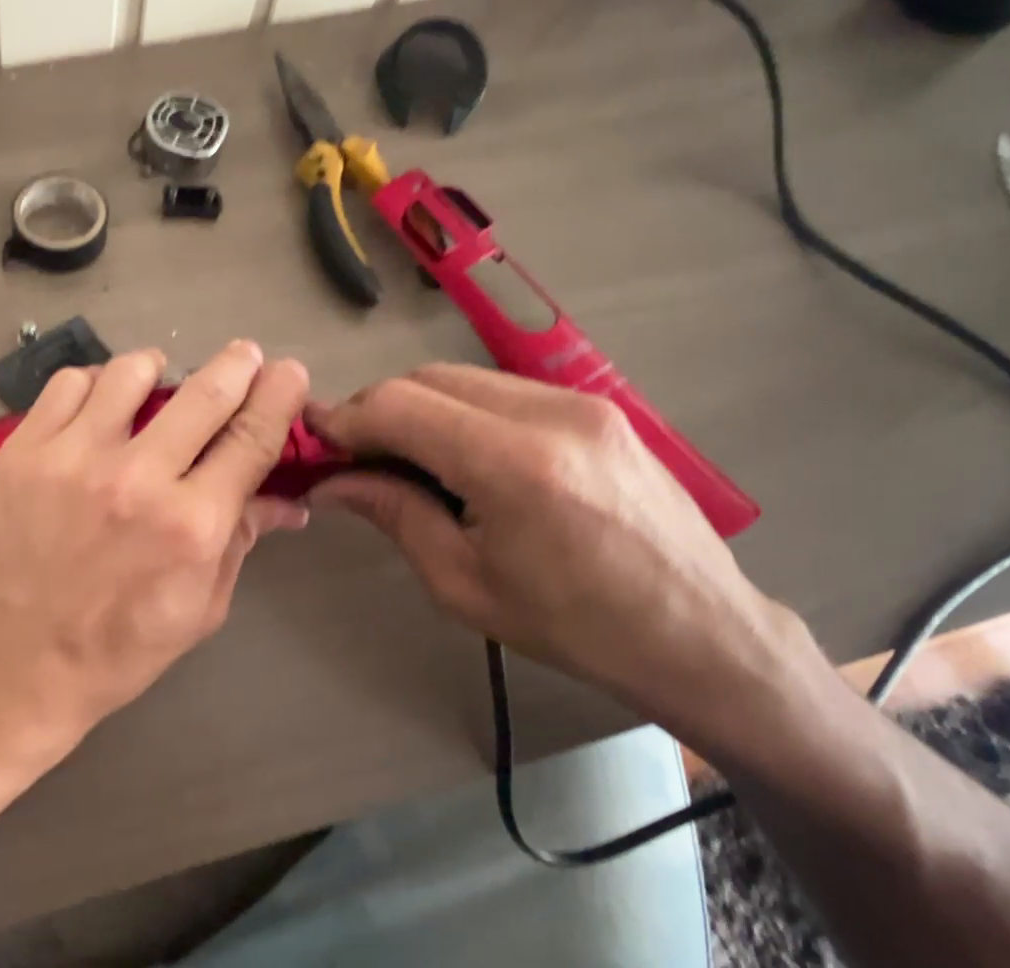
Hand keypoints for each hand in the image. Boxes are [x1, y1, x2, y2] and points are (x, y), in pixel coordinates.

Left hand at [0, 341, 311, 741]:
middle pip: (205, 393)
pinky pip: (68, 385)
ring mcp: (74, 459)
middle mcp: (138, 480)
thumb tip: (288, 500)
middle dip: (236, 365)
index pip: (253, 437)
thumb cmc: (121, 647)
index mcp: (192, 525)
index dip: (279, 395)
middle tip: (242, 357)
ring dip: (157, 370)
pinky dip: (93, 385)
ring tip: (158, 380)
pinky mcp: (24, 452)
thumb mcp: (201, 607)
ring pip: (131, 373)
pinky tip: (98, 404)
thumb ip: (242, 541)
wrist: (21, 660)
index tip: (288, 371)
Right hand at [307, 363, 801, 723]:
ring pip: (463, 377)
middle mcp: (549, 413)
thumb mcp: (461, 582)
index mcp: (513, 464)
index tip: (311, 440)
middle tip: (350, 455)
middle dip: (375, 410)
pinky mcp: (598, 408)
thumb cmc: (572, 625)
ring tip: (399, 458)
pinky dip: (460, 410)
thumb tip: (331, 481)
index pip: (398, 407)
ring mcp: (581, 402)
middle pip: (426, 378)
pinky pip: (502, 390)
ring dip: (416, 407)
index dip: (344, 418)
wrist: (699, 632)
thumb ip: (392, 513)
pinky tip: (456, 455)